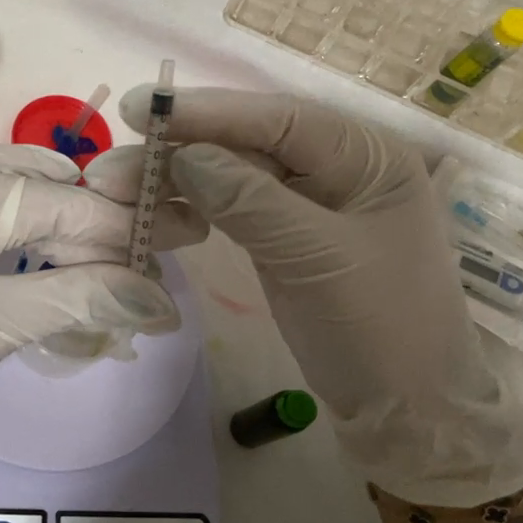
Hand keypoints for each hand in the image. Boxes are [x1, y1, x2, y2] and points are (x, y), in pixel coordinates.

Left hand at [0, 145, 178, 522]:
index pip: (54, 197)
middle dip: (99, 226)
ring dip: (70, 233)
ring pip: (19, 198)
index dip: (121, 225)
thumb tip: (160, 299)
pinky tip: (68, 265)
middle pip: (39, 188)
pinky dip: (33, 242)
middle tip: (160, 255)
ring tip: (123, 265)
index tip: (184, 237)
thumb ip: (77, 300)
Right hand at [86, 87, 522, 507]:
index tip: (144, 110)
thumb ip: (251, 201)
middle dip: (181, 148)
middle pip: (248, 144)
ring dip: (176, 179)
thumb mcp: (317, 259)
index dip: (209, 112)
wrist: (407, 412)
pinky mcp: (283, 237)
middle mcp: (337, 169)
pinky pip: (232, 208)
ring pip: (232, 175)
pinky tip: (154, 209)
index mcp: (366, 157)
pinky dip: (193, 208)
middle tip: (114, 161)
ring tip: (117, 187)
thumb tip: (185, 155)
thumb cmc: (380, 329)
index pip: (278, 119)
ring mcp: (307, 205)